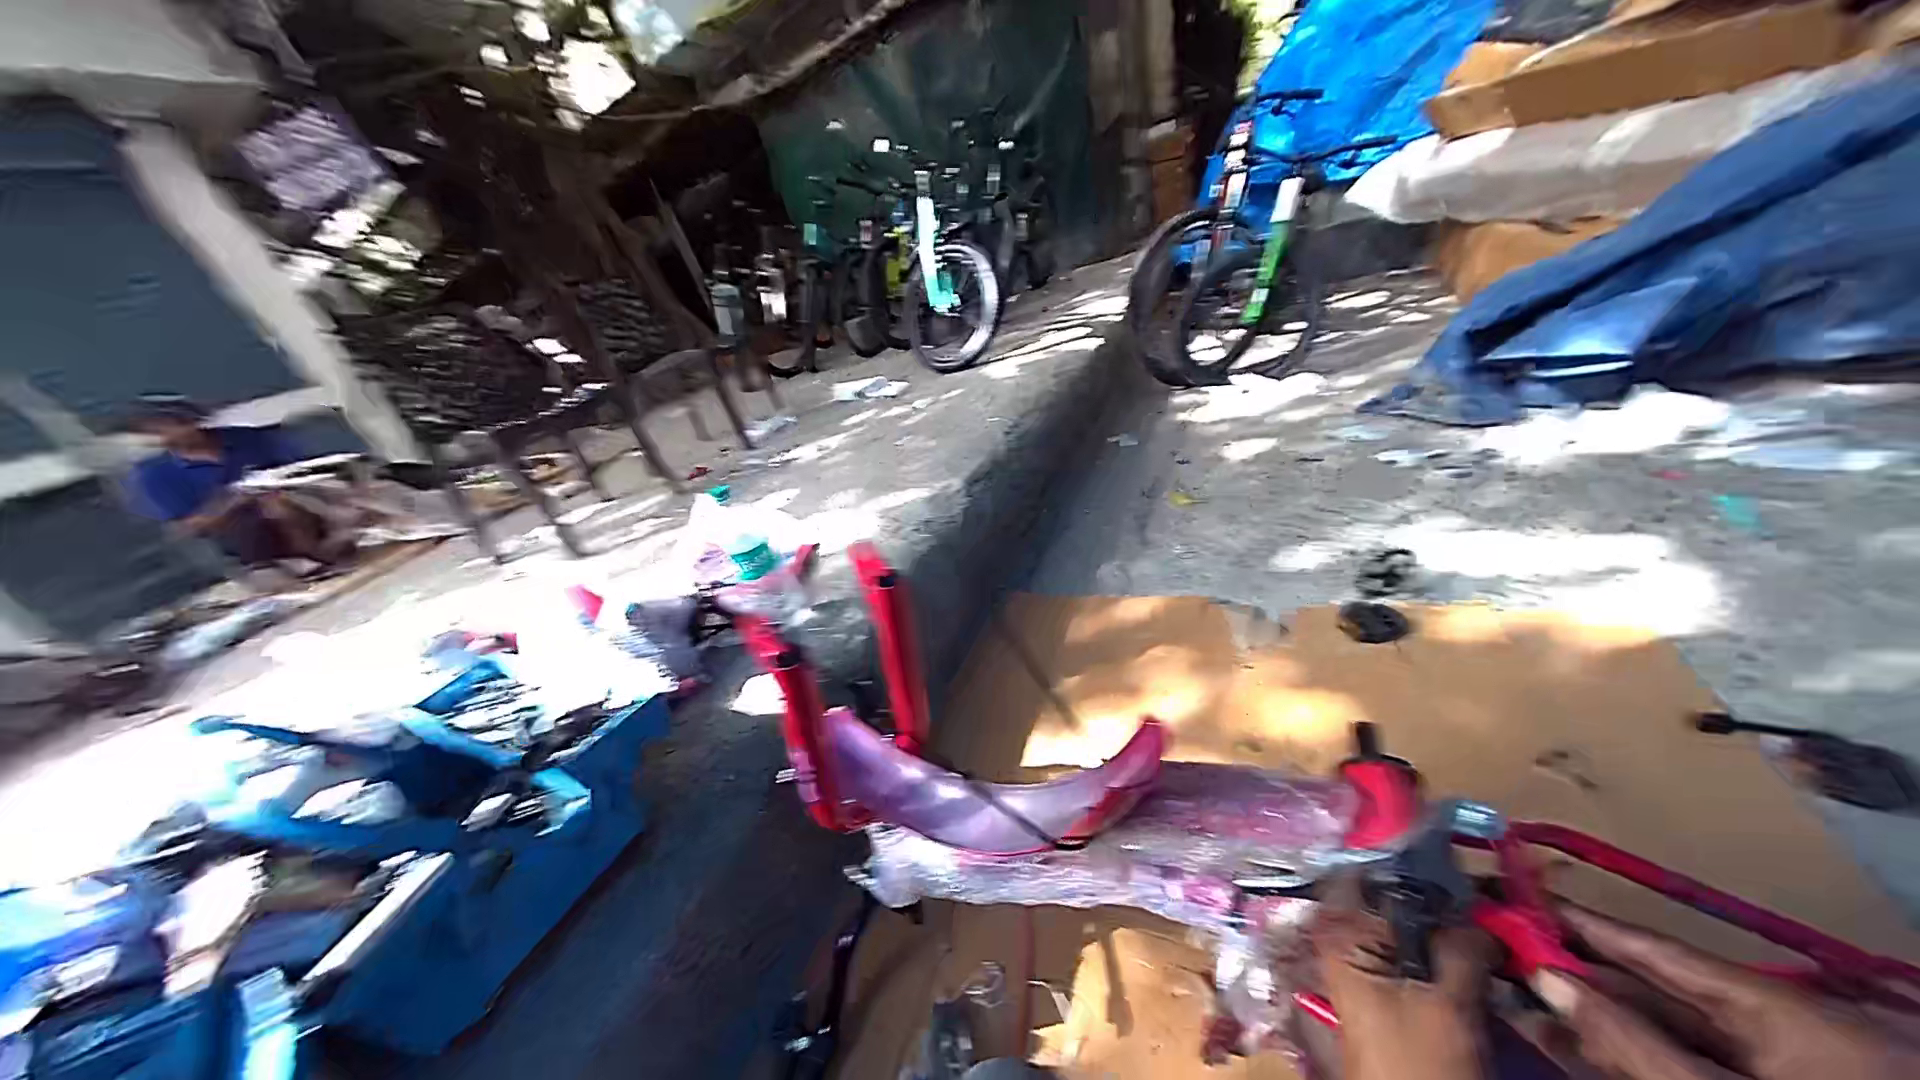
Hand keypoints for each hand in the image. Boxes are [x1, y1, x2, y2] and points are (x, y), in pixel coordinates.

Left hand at [1311, 877, 1494, 1079]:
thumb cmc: (1419, 1067)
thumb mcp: (1447, 1005)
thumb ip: (1460, 947)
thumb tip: (1481, 910)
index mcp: (1339, 928)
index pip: (1371, 871)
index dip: (1413, 857)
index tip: (1458, 843)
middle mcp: (1343, 934)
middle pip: (1395, 898)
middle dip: (1440, 892)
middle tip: (1493, 883)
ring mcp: (1363, 961)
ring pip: (1410, 926)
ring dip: (1449, 921)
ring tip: (1497, 910)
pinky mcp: (1388, 987)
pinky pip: (1417, 953)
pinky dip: (1447, 948)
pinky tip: (1486, 945)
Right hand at [1534, 906, 1919, 1079]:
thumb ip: (1626, 1039)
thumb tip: (1544, 977)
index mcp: (1779, 1011)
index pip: (1651, 945)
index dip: (1580, 920)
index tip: (1513, 896)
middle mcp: (1780, 1030)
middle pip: (1655, 988)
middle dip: (1578, 973)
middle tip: (1503, 953)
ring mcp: (1780, 1070)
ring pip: (1667, 1032)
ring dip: (1594, 1018)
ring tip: (1520, 1001)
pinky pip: (1684, 1065)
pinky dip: (1627, 1054)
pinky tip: (1570, 1044)